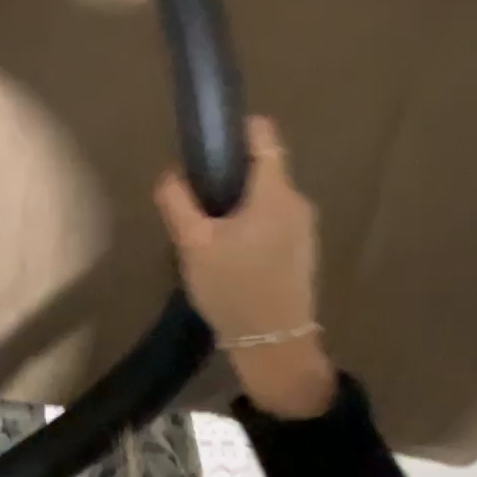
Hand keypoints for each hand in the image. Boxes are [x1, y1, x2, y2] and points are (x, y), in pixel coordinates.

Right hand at [154, 117, 337, 419]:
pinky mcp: (302, 251)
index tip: (208, 137)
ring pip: (264, 195)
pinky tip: (228, 251)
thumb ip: (177, 200)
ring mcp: (304, 228)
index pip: (264, 135)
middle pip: (260, 166)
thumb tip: (171, 173)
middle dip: (227, 172)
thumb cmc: (234, 289)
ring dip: (237, 201)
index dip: (236, 126)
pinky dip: (249, 222)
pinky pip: (272, 218)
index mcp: (274, 192)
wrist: (276, 350)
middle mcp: (297, 202)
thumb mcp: (192, 244)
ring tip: (207, 228)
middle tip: (195, 195)